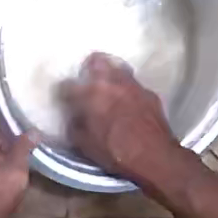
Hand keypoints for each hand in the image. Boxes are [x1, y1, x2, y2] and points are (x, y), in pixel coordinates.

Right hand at [59, 53, 182, 184]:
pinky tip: (128, 99)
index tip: (63, 97)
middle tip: (87, 77)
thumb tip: (73, 118)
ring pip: (118, 67)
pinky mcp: (150, 93)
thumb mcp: (84, 145)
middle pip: (96, 61)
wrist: (154, 157)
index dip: (63, 91)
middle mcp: (111, 82)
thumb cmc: (115, 152)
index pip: (67, 84)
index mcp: (90, 94)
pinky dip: (128, 88)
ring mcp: (133, 85)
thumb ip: (75, 127)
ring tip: (108, 84)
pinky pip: (135, 84)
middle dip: (89, 66)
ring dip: (110, 73)